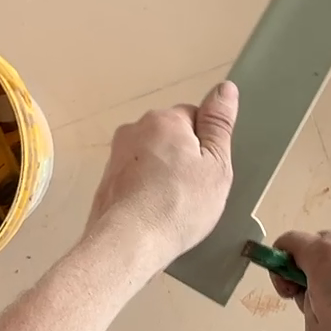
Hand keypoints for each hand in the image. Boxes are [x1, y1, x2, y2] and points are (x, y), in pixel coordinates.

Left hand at [86, 82, 237, 268]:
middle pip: (170, 137)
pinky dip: (145, 192)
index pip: (195, 117)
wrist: (128, 242)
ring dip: (163, 176)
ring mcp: (116, 156)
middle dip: (183, 159)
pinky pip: (135, 179)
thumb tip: (225, 89)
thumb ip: (219, 124)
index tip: (208, 171)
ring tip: (173, 207)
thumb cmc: (179, 205)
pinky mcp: (106, 182)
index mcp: (164, 120)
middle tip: (194, 191)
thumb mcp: (216, 164)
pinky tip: (154, 214)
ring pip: (151, 159)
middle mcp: (135, 130)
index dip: (207, 146)